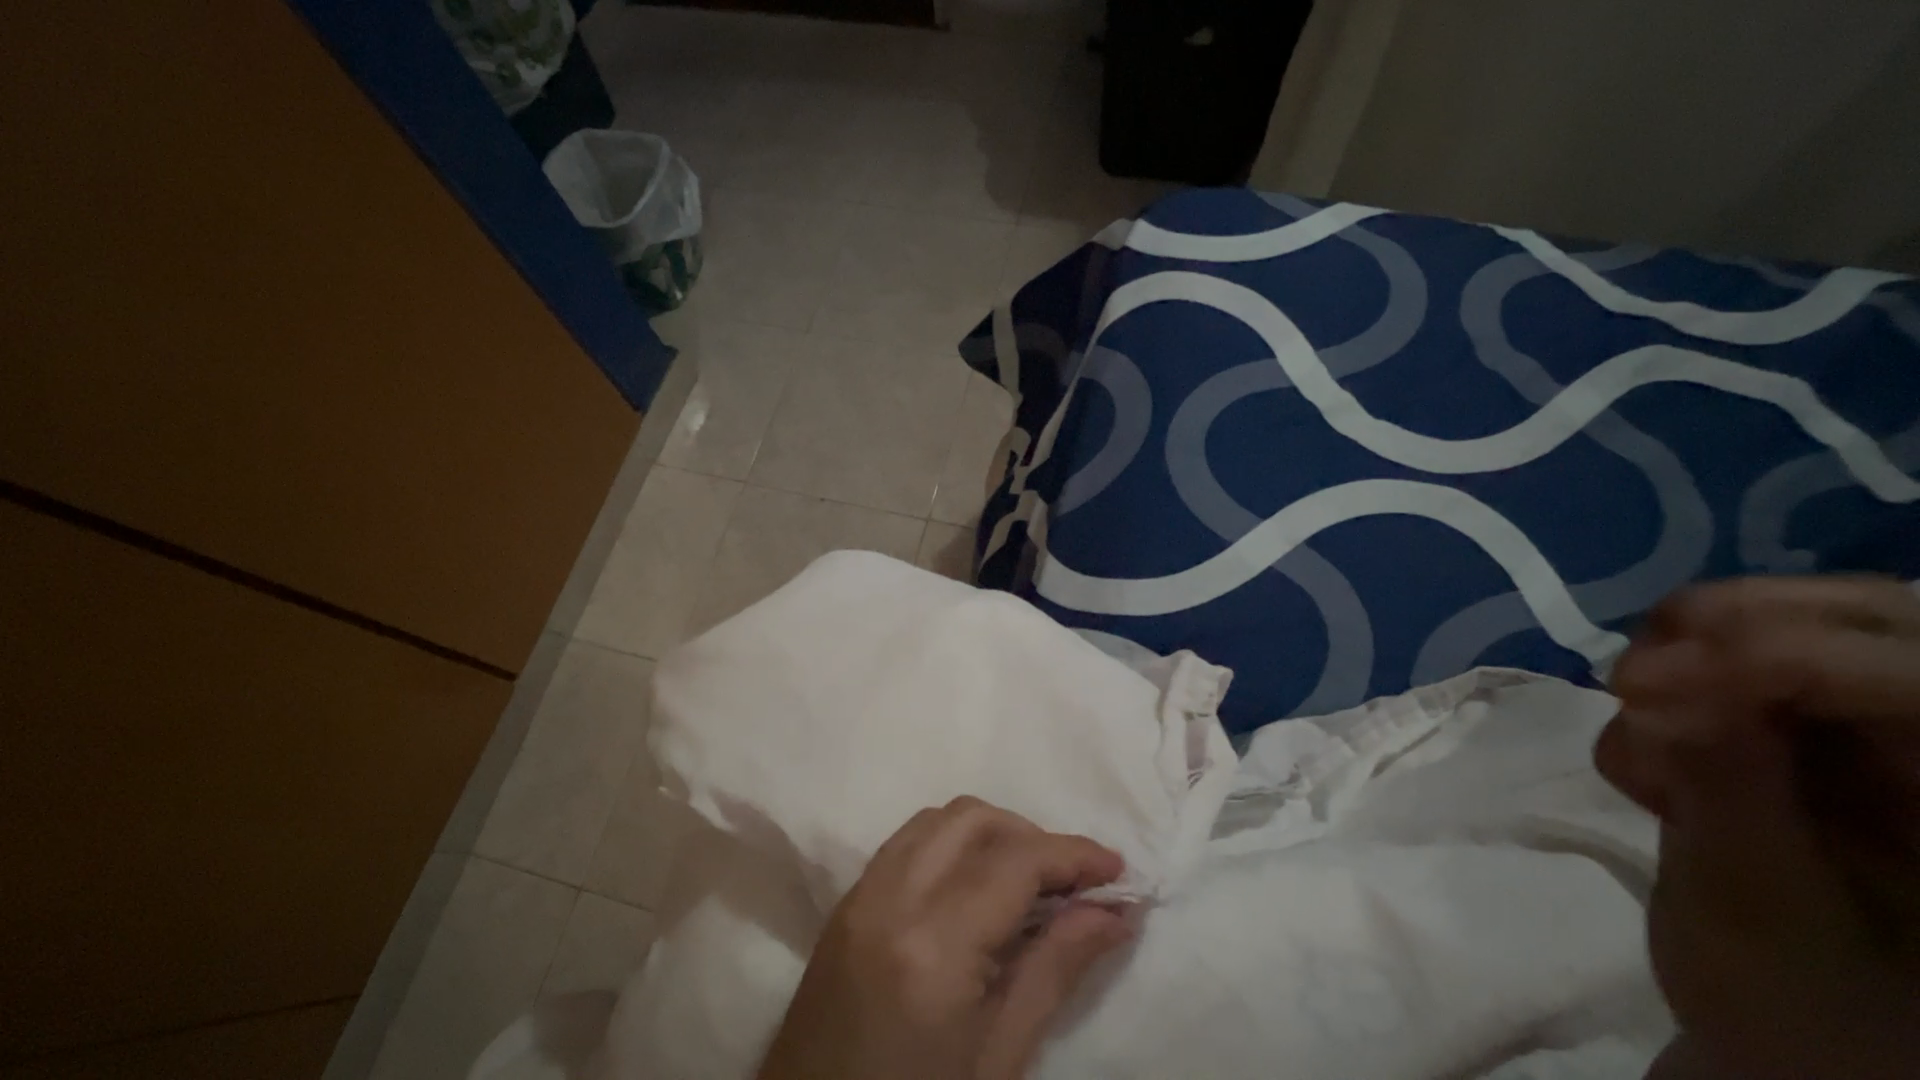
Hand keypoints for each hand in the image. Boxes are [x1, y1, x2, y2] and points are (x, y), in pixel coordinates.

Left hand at [756, 797, 1131, 1079]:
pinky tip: (974, 892)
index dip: (1075, 855)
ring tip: (1028, 884)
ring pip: (934, 821)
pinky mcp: (843, 907)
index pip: (1016, 862)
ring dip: (989, 834)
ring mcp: (858, 898)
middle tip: (1073, 884)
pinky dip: (949, 846)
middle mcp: (889, 899)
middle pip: (972, 820)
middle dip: (1032, 836)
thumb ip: (1056, 970)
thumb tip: (1116, 912)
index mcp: (932, 946)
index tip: (1118, 872)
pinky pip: (904, 845)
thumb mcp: (1000, 1056)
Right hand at [1594, 576, 1919, 1079]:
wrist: (1793, 1051)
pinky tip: (1641, 767)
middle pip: (1874, 624)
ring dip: (1691, 663)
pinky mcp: (1818, 739)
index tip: (1649, 680)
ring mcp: (1890, 740)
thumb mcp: (1754, 911)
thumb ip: (1722, 789)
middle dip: (1737, 630)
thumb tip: (1658, 685)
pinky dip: (1671, 700)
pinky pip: (1744, 673)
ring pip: (1799, 633)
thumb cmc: (1795, 1010)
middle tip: (1628, 674)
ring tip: (1627, 726)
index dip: (1798, 659)